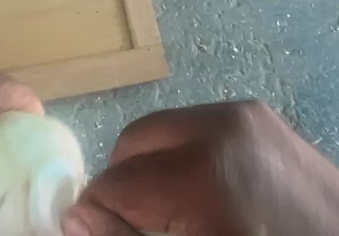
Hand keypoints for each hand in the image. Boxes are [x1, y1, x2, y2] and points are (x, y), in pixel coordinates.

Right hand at [64, 101, 338, 235]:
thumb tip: (76, 219)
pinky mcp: (263, 118)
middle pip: (133, 143)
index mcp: (204, 174)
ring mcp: (246, 115)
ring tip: (173, 217)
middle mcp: (221, 126)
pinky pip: (200, 128)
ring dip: (154, 169)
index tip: (95, 235)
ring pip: (164, 130)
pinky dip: (187, 158)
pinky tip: (206, 200)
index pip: (114, 183)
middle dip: (123, 187)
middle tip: (133, 229)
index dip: (96, 216)